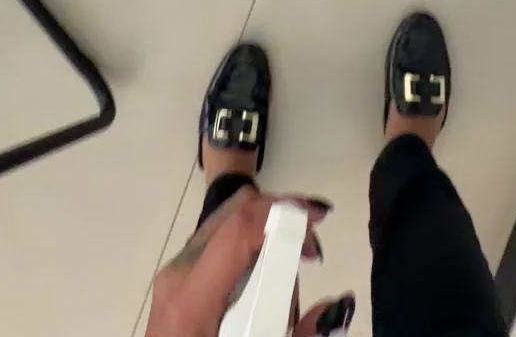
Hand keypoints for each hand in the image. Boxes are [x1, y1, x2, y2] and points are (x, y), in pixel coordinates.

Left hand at [146, 185, 353, 336]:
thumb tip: (339, 303)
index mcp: (191, 299)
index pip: (239, 230)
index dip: (283, 213)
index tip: (320, 218)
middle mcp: (179, 271)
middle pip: (238, 211)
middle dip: (282, 219)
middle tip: (311, 252)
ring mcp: (176, 269)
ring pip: (231, 217)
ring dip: (268, 232)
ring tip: (289, 271)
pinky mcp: (181, 272)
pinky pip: (223, 237)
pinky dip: (252, 243)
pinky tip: (268, 275)